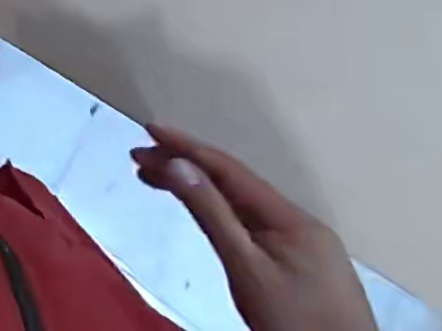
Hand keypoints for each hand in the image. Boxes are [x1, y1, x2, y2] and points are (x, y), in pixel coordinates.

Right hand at [131, 124, 375, 330]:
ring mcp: (302, 247)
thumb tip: (176, 162)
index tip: (149, 130)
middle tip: (139, 158)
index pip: (229, 169)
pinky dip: (215, 209)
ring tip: (154, 178)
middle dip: (184, 166)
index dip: (187, 146)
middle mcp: (299, 224)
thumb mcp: (247, 269)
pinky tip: (198, 207)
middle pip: (233, 184)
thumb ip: (211, 212)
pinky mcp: (299, 268)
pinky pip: (247, 222)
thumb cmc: (295, 326)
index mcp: (292, 219)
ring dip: (196, 187)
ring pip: (238, 203)